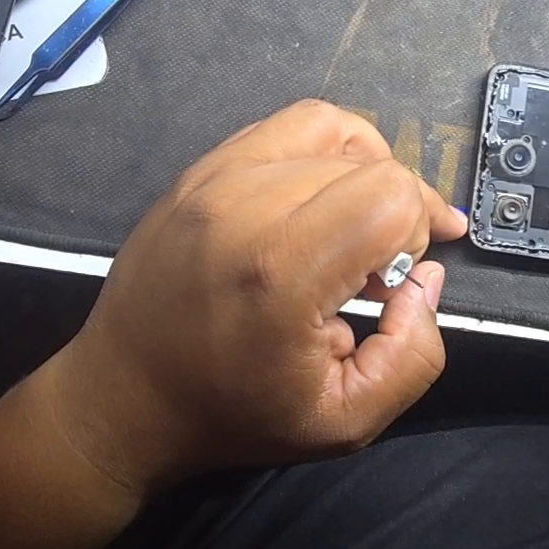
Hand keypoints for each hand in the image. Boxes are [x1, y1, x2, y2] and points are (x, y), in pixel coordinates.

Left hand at [45, 100, 467, 499]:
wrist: (123, 398)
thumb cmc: (232, 416)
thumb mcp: (346, 422)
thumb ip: (415, 356)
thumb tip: (425, 277)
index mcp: (283, 269)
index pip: (392, 194)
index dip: (417, 234)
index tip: (395, 282)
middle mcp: (246, 204)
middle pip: (370, 163)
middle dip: (396, 212)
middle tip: (376, 270)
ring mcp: (215, 177)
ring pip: (333, 131)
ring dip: (366, 172)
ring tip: (358, 222)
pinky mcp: (199, 170)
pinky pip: (286, 127)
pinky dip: (324, 151)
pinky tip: (321, 195)